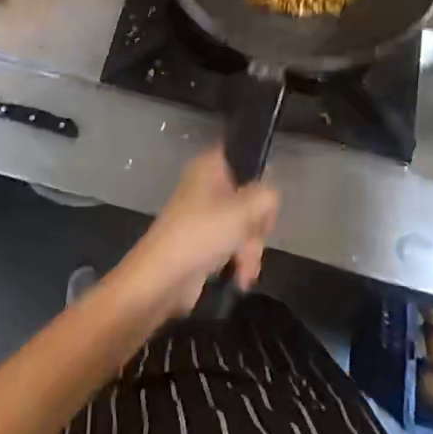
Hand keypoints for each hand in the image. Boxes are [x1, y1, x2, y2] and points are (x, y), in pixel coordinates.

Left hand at [112, 148, 279, 317]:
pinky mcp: (203, 242)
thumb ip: (267, 197)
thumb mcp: (244, 209)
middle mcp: (205, 186)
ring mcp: (203, 216)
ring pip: (243, 224)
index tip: (266, 198)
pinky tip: (241, 276)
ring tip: (245, 268)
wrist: (162, 278)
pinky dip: (239, 260)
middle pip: (248, 196)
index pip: (242, 155)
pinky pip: (231, 245)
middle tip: (256, 236)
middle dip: (257, 224)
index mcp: (209, 167)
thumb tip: (270, 198)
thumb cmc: (202, 234)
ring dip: (250, 248)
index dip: (258, 174)